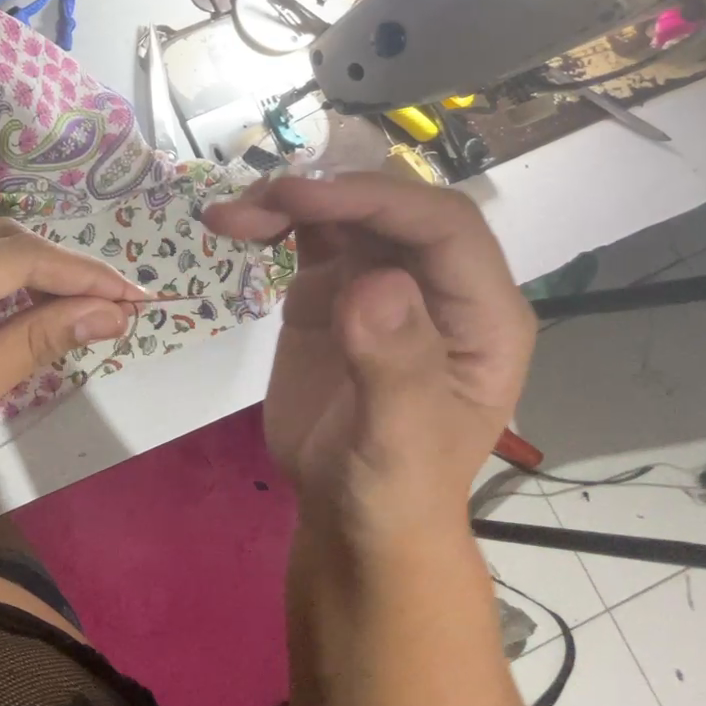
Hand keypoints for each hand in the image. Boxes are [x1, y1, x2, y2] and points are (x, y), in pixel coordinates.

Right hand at [203, 174, 535, 533]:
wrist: (351, 509)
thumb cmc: (392, 484)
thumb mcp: (399, 439)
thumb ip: (395, 364)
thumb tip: (370, 283)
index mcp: (479, 315)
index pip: (441, 229)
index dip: (372, 201)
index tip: (294, 199)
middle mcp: (436, 288)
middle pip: (389, 212)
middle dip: (322, 196)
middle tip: (247, 206)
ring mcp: (380, 290)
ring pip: (345, 220)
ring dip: (287, 206)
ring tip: (225, 216)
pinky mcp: (331, 301)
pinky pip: (310, 245)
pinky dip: (273, 228)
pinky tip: (237, 226)